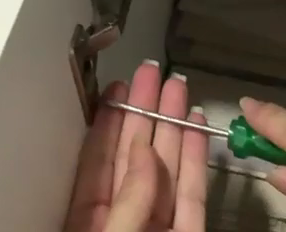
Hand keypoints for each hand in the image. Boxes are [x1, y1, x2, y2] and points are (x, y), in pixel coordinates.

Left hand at [64, 61, 208, 231]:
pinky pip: (193, 197)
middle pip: (135, 158)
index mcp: (88, 222)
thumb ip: (128, 198)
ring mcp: (158, 230)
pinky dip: (196, 160)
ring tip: (177, 85)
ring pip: (166, 170)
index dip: (108, 121)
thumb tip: (145, 147)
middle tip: (151, 70)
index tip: (119, 86)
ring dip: (173, 124)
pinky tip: (197, 126)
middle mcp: (124, 221)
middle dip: (145, 111)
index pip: (97, 162)